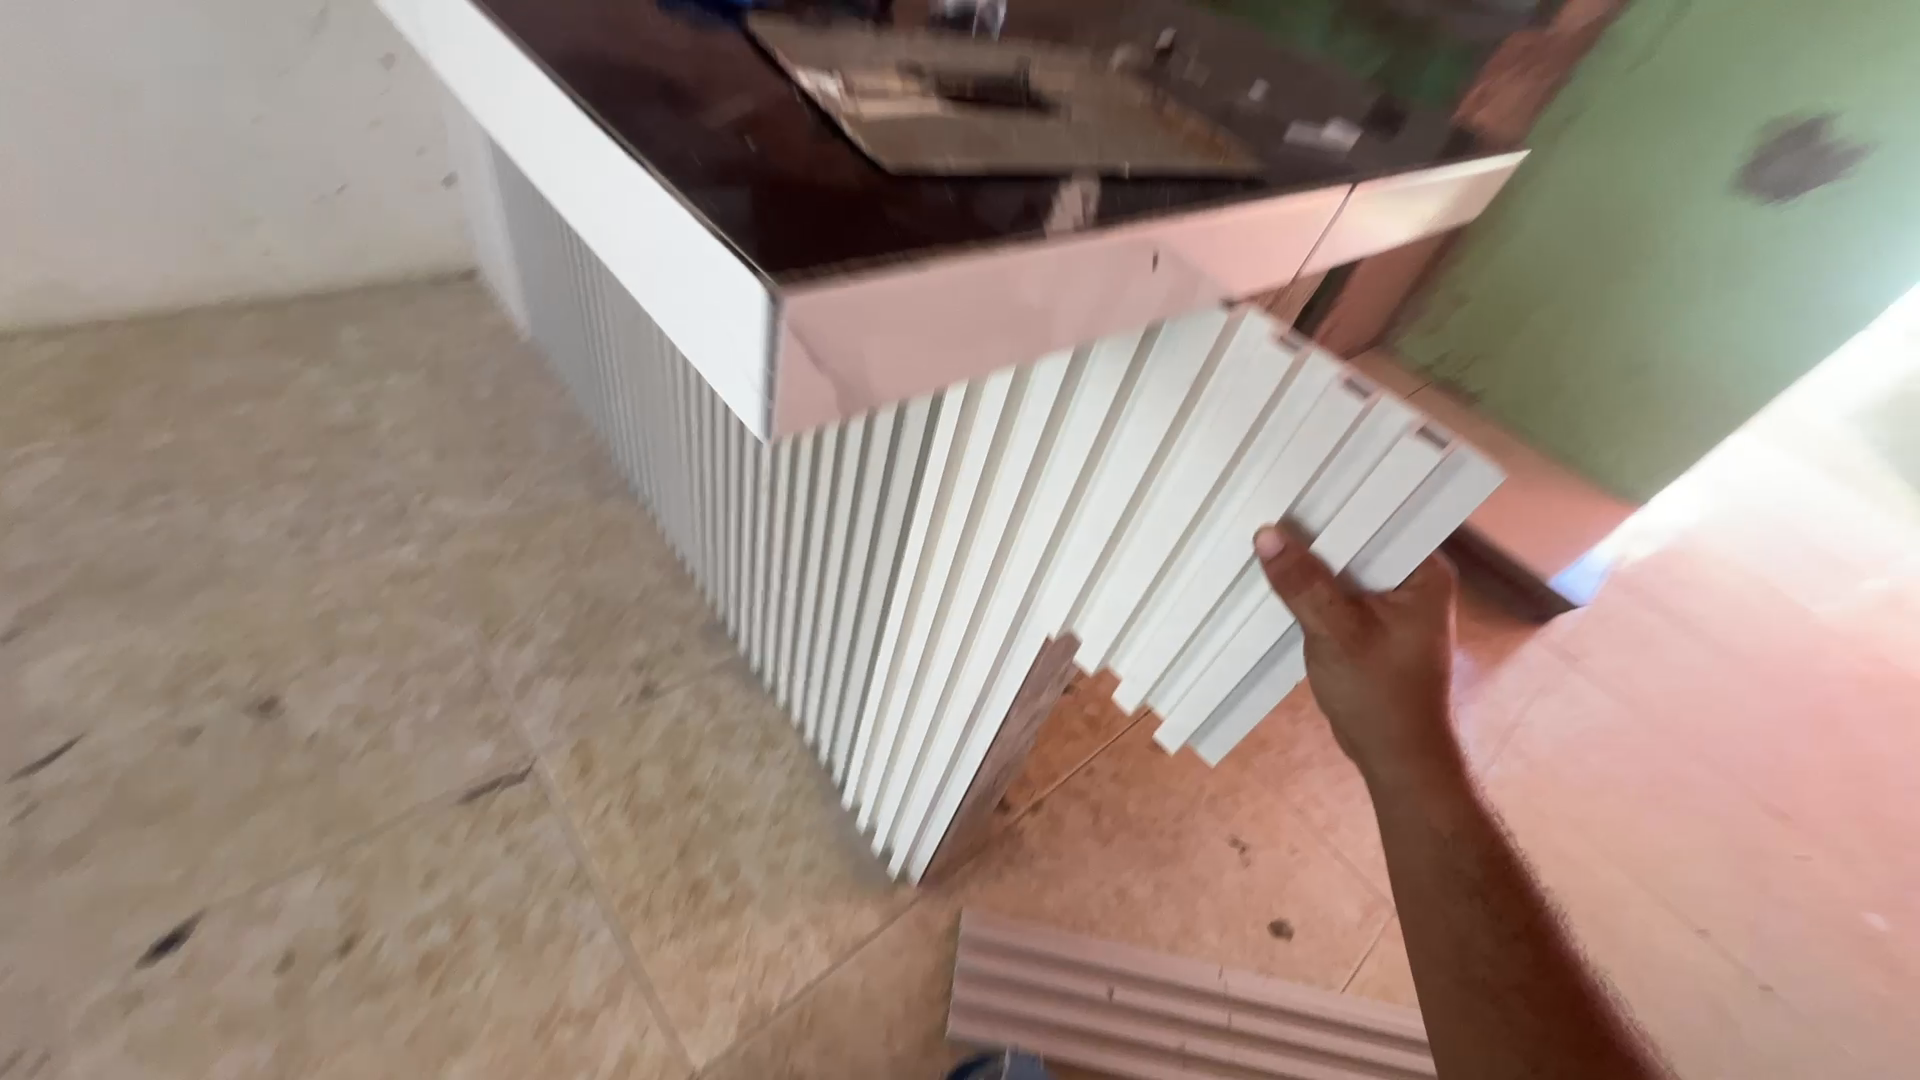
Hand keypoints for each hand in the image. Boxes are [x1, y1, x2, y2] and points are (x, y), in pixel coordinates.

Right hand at [1253, 522, 1462, 789]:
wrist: (1394, 756)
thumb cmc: (1380, 695)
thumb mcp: (1337, 633)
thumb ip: (1302, 583)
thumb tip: (1265, 534)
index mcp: (1424, 571)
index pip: (1382, 516)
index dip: (1339, 500)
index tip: (1295, 485)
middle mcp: (1411, 578)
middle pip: (1358, 538)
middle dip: (1315, 529)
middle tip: (1269, 504)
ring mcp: (1389, 600)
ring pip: (1342, 564)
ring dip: (1309, 558)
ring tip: (1265, 533)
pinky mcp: (1368, 620)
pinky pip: (1335, 588)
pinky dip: (1309, 584)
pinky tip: (1277, 574)